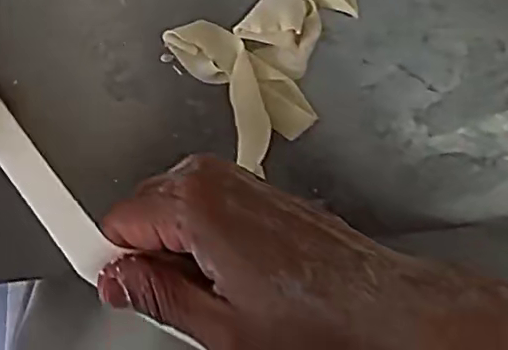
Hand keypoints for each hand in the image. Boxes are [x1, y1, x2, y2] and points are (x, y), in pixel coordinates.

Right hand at [97, 156, 507, 349]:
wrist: (394, 313)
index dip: (113, 255)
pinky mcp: (248, 182)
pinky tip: (241, 275)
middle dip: (151, 253)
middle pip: (141, 208)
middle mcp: (204, 175)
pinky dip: (204, 236)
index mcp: (190, 202)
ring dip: (180, 248)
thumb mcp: (223, 333)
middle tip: (190, 303)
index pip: (116, 218)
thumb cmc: (317, 326)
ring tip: (225, 291)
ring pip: (170, 207)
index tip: (114, 282)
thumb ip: (157, 297)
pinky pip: (200, 201)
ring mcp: (229, 175)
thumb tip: (116, 281)